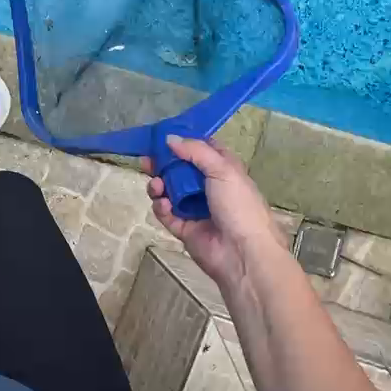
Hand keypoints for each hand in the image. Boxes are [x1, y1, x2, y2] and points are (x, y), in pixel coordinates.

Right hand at [145, 135, 288, 293]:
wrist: (243, 255)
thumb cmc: (239, 207)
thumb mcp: (223, 170)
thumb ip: (195, 151)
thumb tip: (169, 138)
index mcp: (225, 172)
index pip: (204, 151)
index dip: (186, 141)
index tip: (165, 135)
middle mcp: (209, 188)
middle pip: (180, 169)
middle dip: (162, 163)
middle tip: (146, 160)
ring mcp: (195, 209)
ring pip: (169, 190)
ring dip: (158, 184)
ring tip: (156, 185)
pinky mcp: (184, 228)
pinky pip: (166, 212)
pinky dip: (161, 206)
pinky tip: (163, 204)